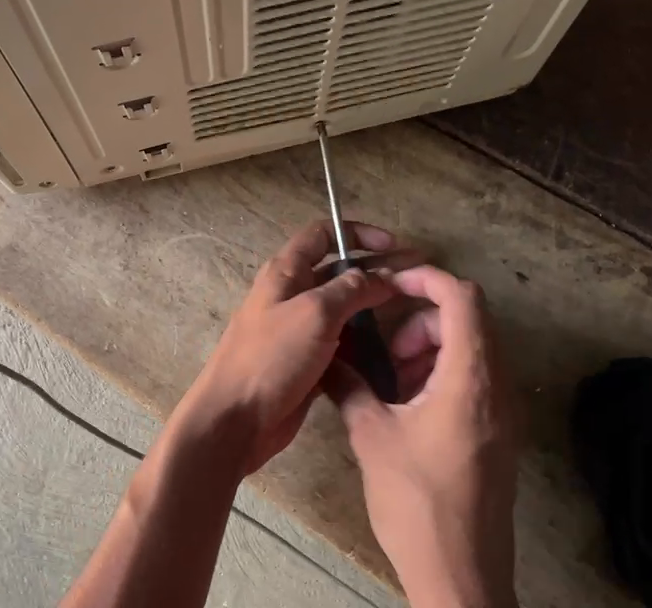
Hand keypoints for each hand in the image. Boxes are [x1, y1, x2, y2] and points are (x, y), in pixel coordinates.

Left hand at [175, 221, 398, 474]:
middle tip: (415, 279)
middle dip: (374, 271)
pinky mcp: (306, 361)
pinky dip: (362, 342)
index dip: (356, 233)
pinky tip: (391, 351)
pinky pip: (339, 342)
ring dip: (371, 309)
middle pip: (336, 271)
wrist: (236, 419)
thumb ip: (349, 289)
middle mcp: (291, 294)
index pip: (322, 234)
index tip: (392, 245)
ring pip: (341, 309)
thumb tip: (380, 275)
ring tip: (413, 316)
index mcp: (285, 271)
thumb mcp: (314, 313)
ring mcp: (298, 329)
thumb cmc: (272, 357)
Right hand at [323, 266, 518, 607]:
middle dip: (421, 318)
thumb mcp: (371, 436)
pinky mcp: (498, 433)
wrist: (461, 576)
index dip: (425, 278)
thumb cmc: (417, 501)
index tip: (388, 284)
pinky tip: (407, 403)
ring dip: (430, 347)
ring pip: (473, 348)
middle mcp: (496, 387)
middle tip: (386, 347)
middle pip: (469, 318)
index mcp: (470, 379)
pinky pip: (475, 378)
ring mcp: (502, 412)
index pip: (462, 297)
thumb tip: (325, 358)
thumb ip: (349, 385)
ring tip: (392, 378)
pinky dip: (441, 372)